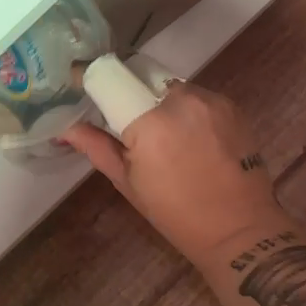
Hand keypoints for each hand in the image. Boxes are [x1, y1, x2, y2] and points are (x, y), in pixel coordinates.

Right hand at [63, 79, 285, 258]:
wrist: (240, 229)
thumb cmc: (175, 212)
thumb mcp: (127, 181)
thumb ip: (96, 146)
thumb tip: (65, 129)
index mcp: (150, 120)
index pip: (112, 79)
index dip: (92, 76)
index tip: (78, 79)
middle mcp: (182, 100)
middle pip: (142, 78)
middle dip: (128, 91)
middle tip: (122, 118)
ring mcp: (211, 100)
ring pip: (170, 85)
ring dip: (158, 100)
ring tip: (158, 132)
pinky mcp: (231, 106)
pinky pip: (196, 95)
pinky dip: (184, 108)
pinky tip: (186, 136)